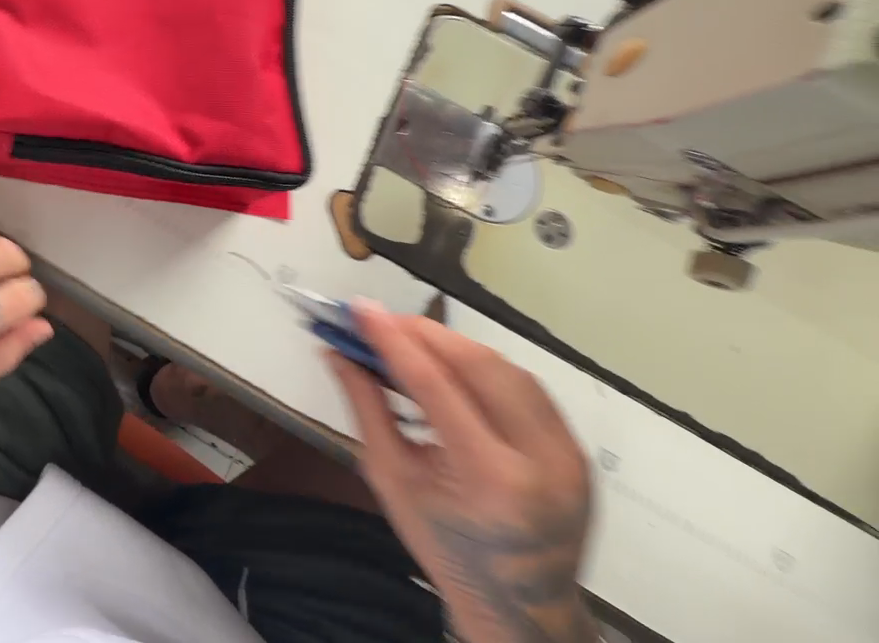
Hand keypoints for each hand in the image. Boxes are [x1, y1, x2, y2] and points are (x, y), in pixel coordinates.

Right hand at [330, 302, 595, 642]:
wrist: (520, 604)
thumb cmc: (443, 545)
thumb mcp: (390, 478)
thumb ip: (366, 408)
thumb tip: (337, 352)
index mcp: (490, 479)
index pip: (435, 387)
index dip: (394, 341)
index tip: (361, 309)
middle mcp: (541, 461)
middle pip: (482, 368)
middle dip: (426, 335)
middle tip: (381, 320)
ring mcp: (569, 456)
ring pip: (509, 371)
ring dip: (455, 347)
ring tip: (410, 340)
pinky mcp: (577, 451)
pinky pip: (528, 389)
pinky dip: (484, 368)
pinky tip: (451, 366)